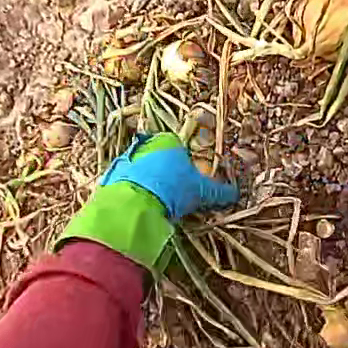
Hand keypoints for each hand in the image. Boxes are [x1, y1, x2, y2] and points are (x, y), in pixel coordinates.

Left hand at [100, 133, 238, 220]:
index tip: (189, 177)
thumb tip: (235, 194)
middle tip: (176, 190)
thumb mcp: (201, 191)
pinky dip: (134, 192)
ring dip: (150, 181)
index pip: (178, 145)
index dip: (185, 161)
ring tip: (160, 201)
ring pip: (143, 169)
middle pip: (160, 156)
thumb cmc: (174, 187)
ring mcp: (127, 160)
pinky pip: (127, 183)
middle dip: (167, 171)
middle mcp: (146, 145)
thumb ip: (218, 191)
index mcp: (169, 141)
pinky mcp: (112, 177)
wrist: (136, 204)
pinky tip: (143, 206)